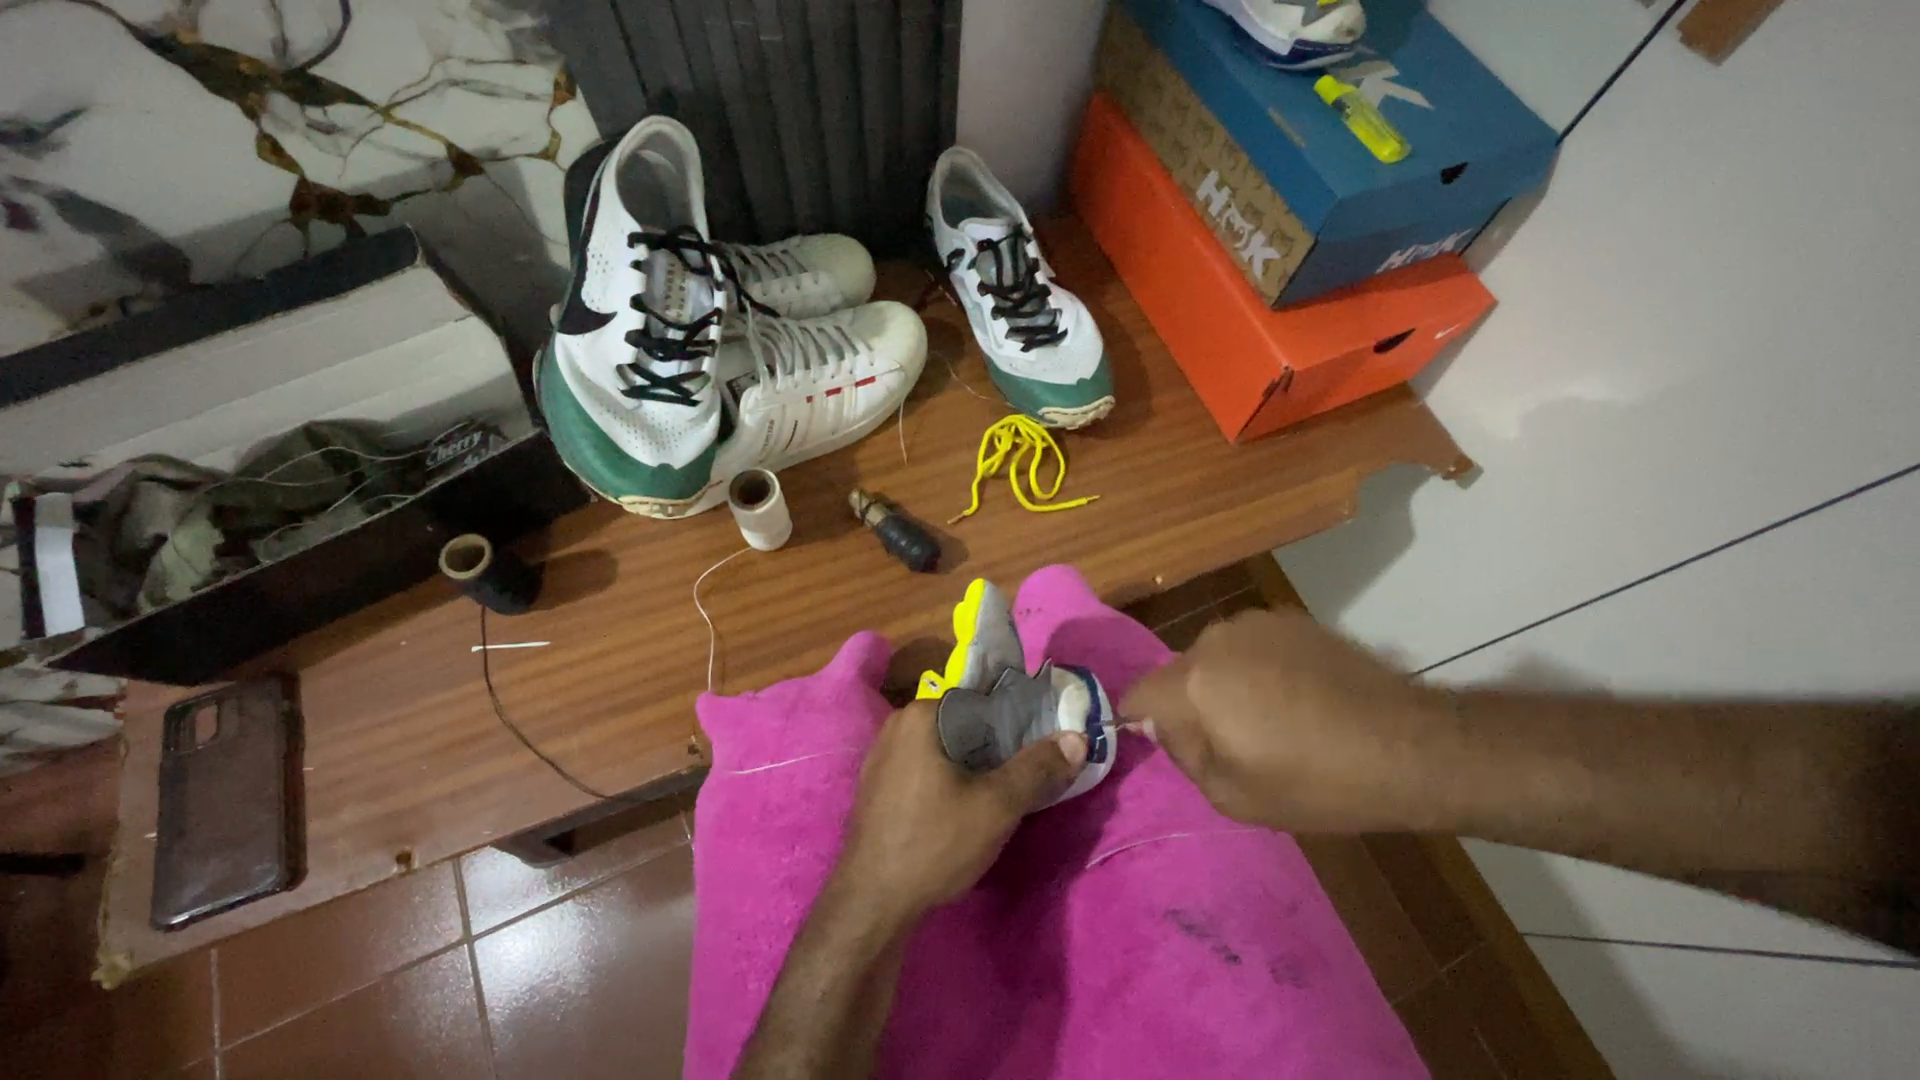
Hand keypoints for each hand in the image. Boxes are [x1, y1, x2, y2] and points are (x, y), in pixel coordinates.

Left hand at [835, 700, 1086, 920]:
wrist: (873, 903)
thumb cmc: (934, 843)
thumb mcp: (997, 806)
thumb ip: (1037, 768)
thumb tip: (1077, 738)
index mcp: (920, 716)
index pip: (980, 698)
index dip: (1016, 716)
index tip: (1044, 735)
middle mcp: (896, 727)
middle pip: (962, 723)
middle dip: (997, 742)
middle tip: (1031, 765)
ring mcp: (882, 759)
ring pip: (944, 749)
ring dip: (975, 764)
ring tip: (1007, 786)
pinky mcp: (879, 789)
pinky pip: (925, 770)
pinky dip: (950, 779)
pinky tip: (969, 805)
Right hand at [1121, 608, 1454, 832]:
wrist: (1410, 745)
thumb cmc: (1316, 782)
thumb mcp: (1231, 795)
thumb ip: (1182, 754)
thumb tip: (1162, 725)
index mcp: (1193, 683)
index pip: (1136, 696)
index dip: (1138, 723)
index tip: (1161, 746)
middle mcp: (1215, 640)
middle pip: (1177, 674)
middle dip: (1187, 704)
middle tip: (1225, 742)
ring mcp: (1257, 623)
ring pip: (1215, 657)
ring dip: (1223, 683)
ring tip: (1267, 719)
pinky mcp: (1292, 619)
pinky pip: (1251, 646)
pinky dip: (1257, 668)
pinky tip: (1296, 697)